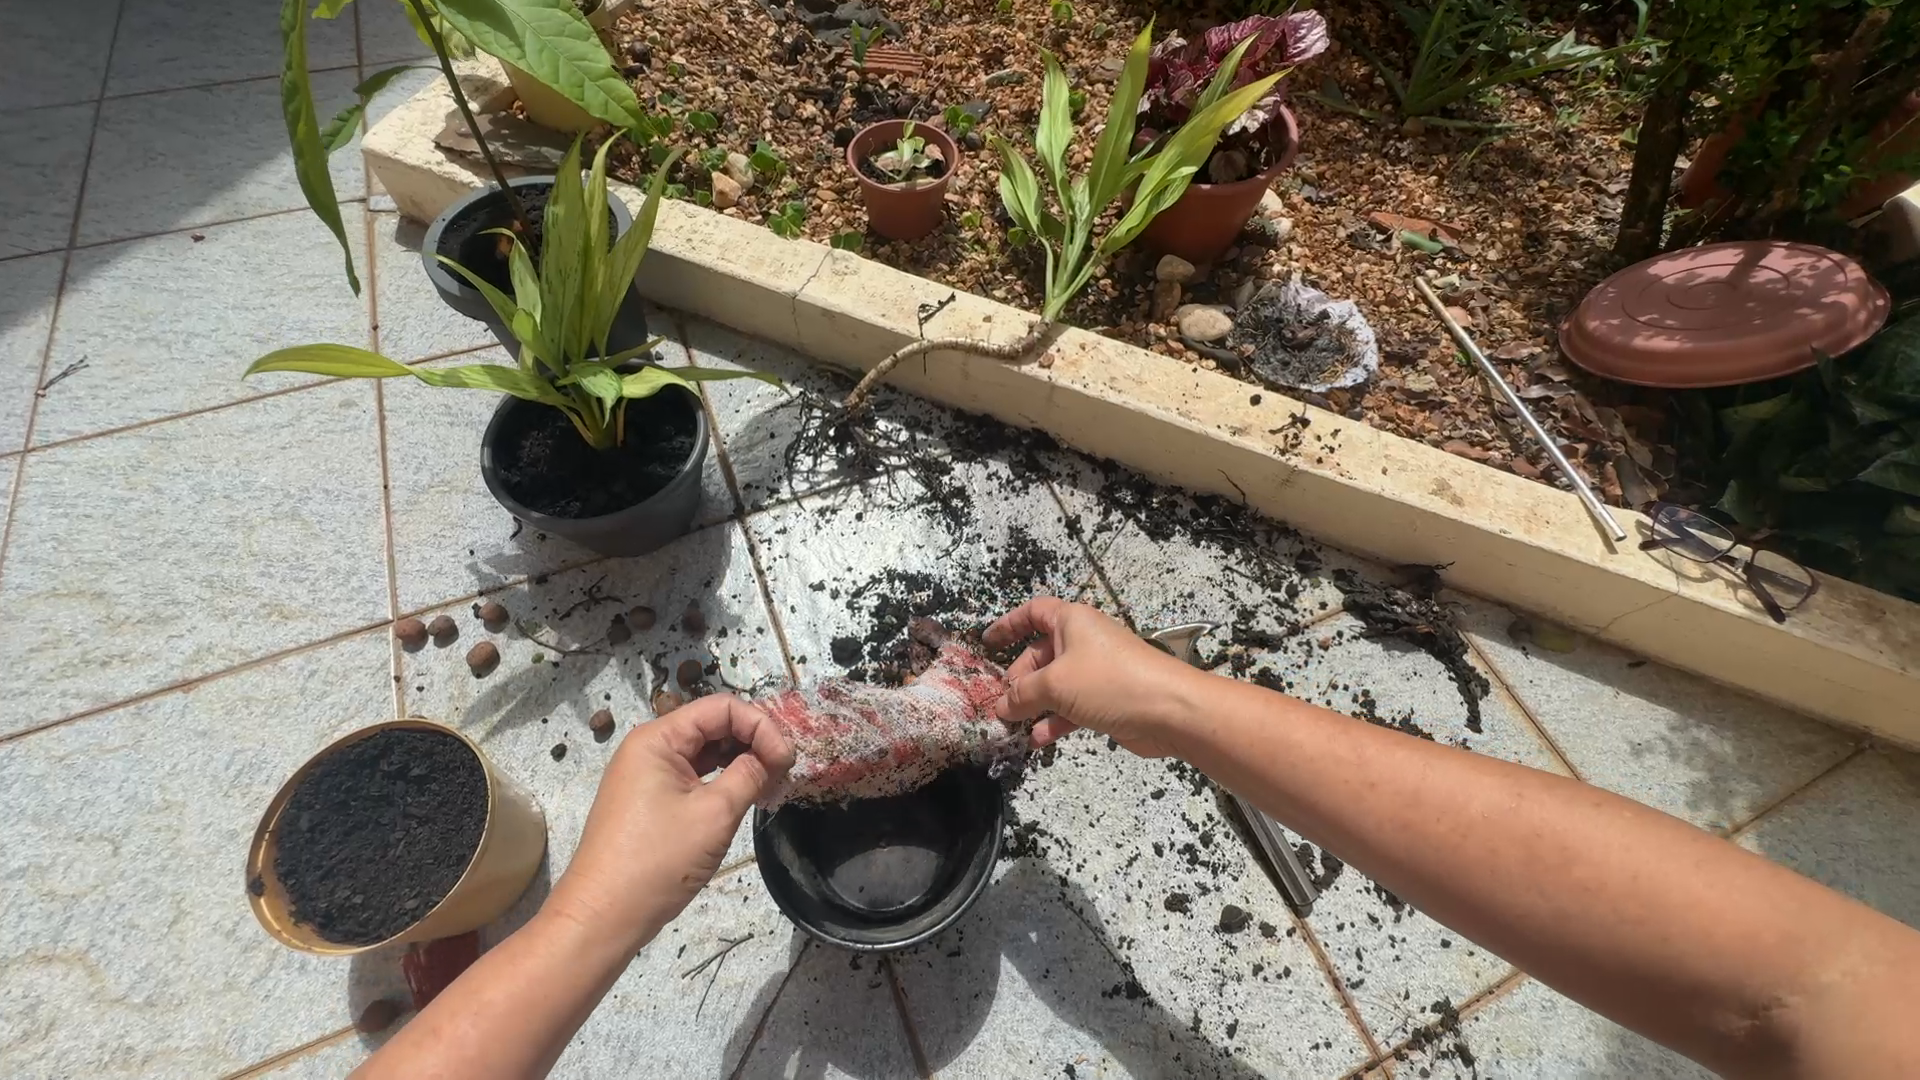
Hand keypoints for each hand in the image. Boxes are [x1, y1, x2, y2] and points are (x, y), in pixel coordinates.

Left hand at [544, 695, 792, 950]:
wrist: (601, 921)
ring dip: (742, 759)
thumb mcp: (715, 814)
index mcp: (658, 739)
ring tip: (770, 782)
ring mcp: (649, 774)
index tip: (786, 759)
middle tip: (783, 770)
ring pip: (707, 750)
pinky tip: (745, 794)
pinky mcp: (652, 799)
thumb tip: (774, 756)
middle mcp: (650, 747)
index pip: (723, 708)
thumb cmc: (657, 862)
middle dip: (754, 740)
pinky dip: (723, 778)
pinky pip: (695, 774)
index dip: (761, 726)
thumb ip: (751, 774)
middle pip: (714, 724)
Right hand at [984, 596, 1198, 757]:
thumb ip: (1023, 694)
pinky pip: (1071, 706)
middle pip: (1040, 655)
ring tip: (1012, 726)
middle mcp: (1082, 642)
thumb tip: (1000, 705)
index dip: (1008, 625)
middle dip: (1019, 680)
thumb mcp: (1056, 684)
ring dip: (1034, 705)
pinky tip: (1038, 741)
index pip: (1032, 613)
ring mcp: (1095, 672)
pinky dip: (1054, 721)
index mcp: (1071, 621)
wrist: (1171, 711)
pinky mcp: (1106, 699)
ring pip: (1054, 685)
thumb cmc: (1109, 681)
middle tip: (1001, 703)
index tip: (987, 643)